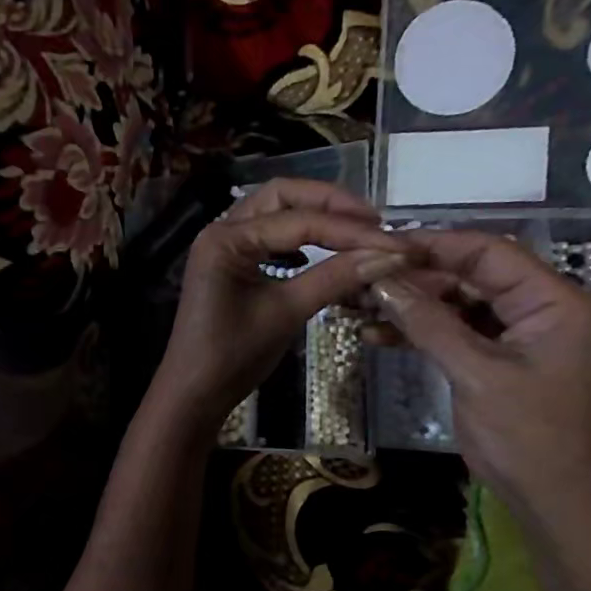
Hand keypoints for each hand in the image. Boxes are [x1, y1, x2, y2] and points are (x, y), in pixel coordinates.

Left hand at [148, 179, 409, 434]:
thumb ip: (335, 278)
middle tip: (375, 224)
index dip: (351, 231)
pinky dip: (297, 239)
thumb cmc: (231, 356)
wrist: (194, 393)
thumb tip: (392, 255)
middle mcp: (221, 232)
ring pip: (275, 214)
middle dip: (331, 205)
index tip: (397, 243)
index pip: (299, 221)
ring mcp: (222, 248)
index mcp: (226, 239)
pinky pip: (267, 238)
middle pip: (283, 197)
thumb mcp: (286, 314)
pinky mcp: (229, 266)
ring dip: (315, 217)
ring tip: (358, 234)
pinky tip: (322, 252)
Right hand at [371, 229, 590, 513]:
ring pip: (457, 305)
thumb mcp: (477, 374)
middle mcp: (538, 309)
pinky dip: (419, 333)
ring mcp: (516, 336)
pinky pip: (454, 334)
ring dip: (412, 306)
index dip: (435, 245)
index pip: (490, 253)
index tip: (382, 248)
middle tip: (363, 281)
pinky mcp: (496, 361)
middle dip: (416, 278)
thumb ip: (431, 324)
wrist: (555, 497)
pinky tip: (378, 335)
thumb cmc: (529, 434)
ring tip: (361, 306)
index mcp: (553, 301)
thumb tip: (384, 283)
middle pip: (470, 276)